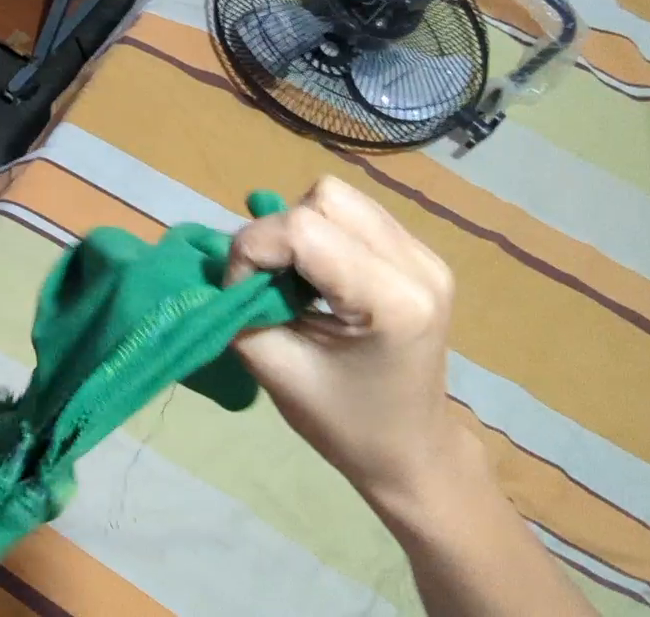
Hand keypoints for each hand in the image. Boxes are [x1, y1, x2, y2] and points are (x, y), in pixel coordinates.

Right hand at [227, 176, 468, 510]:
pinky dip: (319, 231)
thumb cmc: (342, 422)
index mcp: (392, 300)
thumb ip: (240, 308)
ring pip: (336, 196)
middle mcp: (418, 265)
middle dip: (276, 233)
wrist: (412, 452)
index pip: (301, 229)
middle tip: (267, 281)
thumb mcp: (273, 367)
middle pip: (322, 199)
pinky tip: (318, 272)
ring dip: (298, 227)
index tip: (242, 292)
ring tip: (295, 276)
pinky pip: (352, 211)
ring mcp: (426, 255)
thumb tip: (224, 267)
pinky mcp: (420, 254)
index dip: (253, 250)